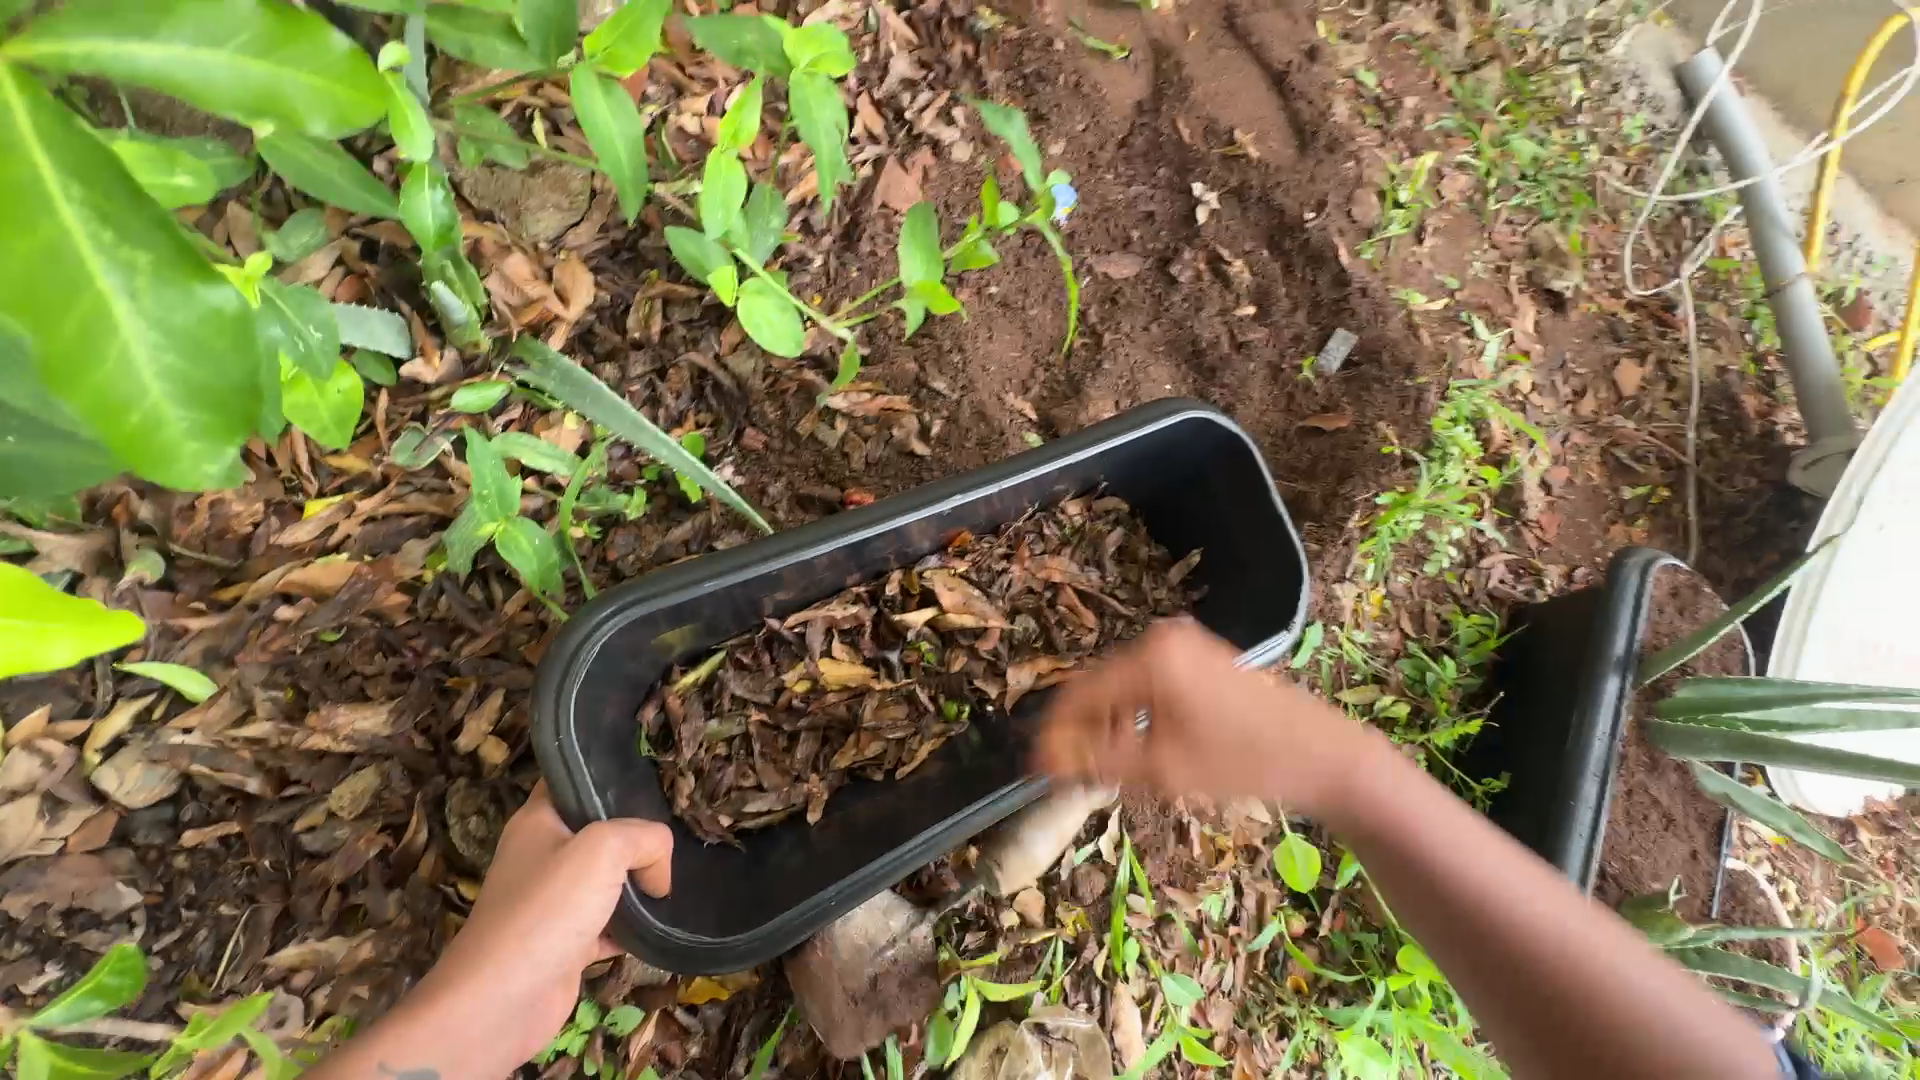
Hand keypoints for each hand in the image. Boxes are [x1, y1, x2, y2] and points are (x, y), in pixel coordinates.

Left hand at [399, 784, 671, 1073]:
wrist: (501, 1003)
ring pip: (608, 877)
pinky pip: (610, 922)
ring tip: (674, 876)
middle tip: (674, 831)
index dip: (610, 776)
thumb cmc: (546, 909)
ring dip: (639, 881)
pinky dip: (633, 924)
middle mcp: (542, 855)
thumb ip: (646, 838)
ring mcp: (553, 901)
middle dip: (637, 833)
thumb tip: (659, 870)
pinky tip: (659, 923)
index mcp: (539, 821)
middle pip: (600, 830)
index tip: (653, 778)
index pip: (576, 781)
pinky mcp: (566, 942)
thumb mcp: (605, 848)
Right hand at [1033, 619, 1386, 821]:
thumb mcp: (1164, 769)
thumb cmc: (1246, 762)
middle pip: (1099, 688)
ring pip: (1123, 689)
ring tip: (1107, 771)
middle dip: (1082, 732)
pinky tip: (1143, 751)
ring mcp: (1184, 647)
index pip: (1078, 694)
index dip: (1054, 734)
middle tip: (1072, 777)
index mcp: (1149, 657)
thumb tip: (1043, 760)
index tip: (1038, 771)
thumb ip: (1096, 761)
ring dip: (1109, 728)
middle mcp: (1161, 640)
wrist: (1327, 756)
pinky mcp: (1201, 660)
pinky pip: (1150, 687)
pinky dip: (1137, 718)